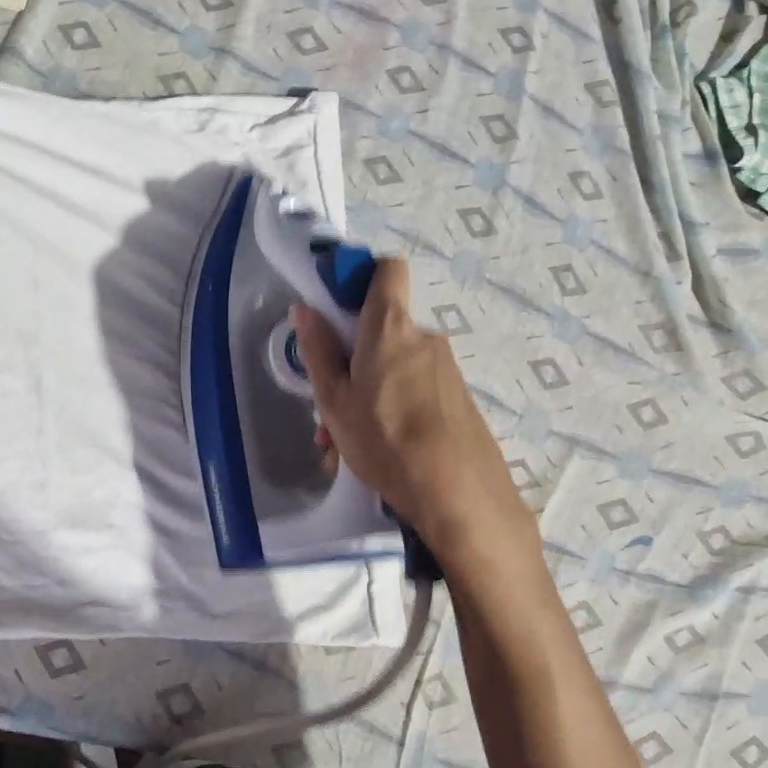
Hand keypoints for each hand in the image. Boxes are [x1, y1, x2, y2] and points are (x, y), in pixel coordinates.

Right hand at [292, 259, 532, 561]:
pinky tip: (374, 453)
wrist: (461, 498)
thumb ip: (319, 349)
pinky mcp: (457, 398)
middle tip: (326, 405)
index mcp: (390, 327)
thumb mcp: (334, 399)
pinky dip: (390, 410)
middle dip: (350, 358)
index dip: (361, 275)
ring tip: (343, 444)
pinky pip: (413, 390)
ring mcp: (445, 369)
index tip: (336, 304)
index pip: (387, 269)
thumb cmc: (385, 441)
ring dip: (365, 394)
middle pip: (380, 329)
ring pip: (393, 366)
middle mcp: (423, 338)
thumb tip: (306, 308)